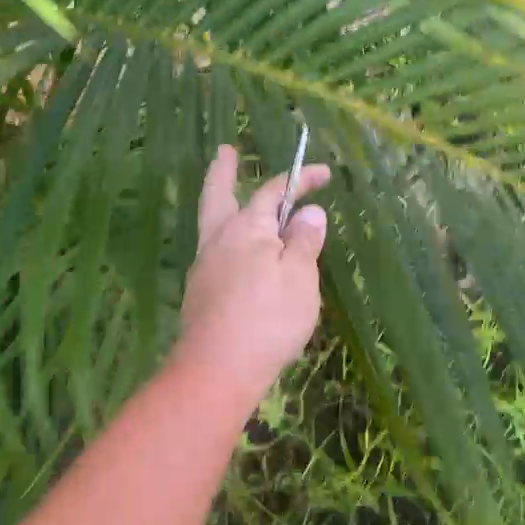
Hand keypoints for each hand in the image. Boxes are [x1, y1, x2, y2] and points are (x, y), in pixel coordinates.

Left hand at [172, 144, 331, 398]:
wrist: (216, 373)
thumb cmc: (266, 318)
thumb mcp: (299, 276)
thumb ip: (304, 241)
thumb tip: (309, 212)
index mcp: (245, 229)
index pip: (274, 191)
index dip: (300, 179)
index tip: (324, 174)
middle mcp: (218, 241)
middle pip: (218, 196)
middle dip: (223, 172)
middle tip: (225, 151)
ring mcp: (204, 269)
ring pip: (213, 225)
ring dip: (223, 205)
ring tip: (233, 201)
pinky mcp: (201, 296)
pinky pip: (216, 253)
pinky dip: (228, 240)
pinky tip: (239, 255)